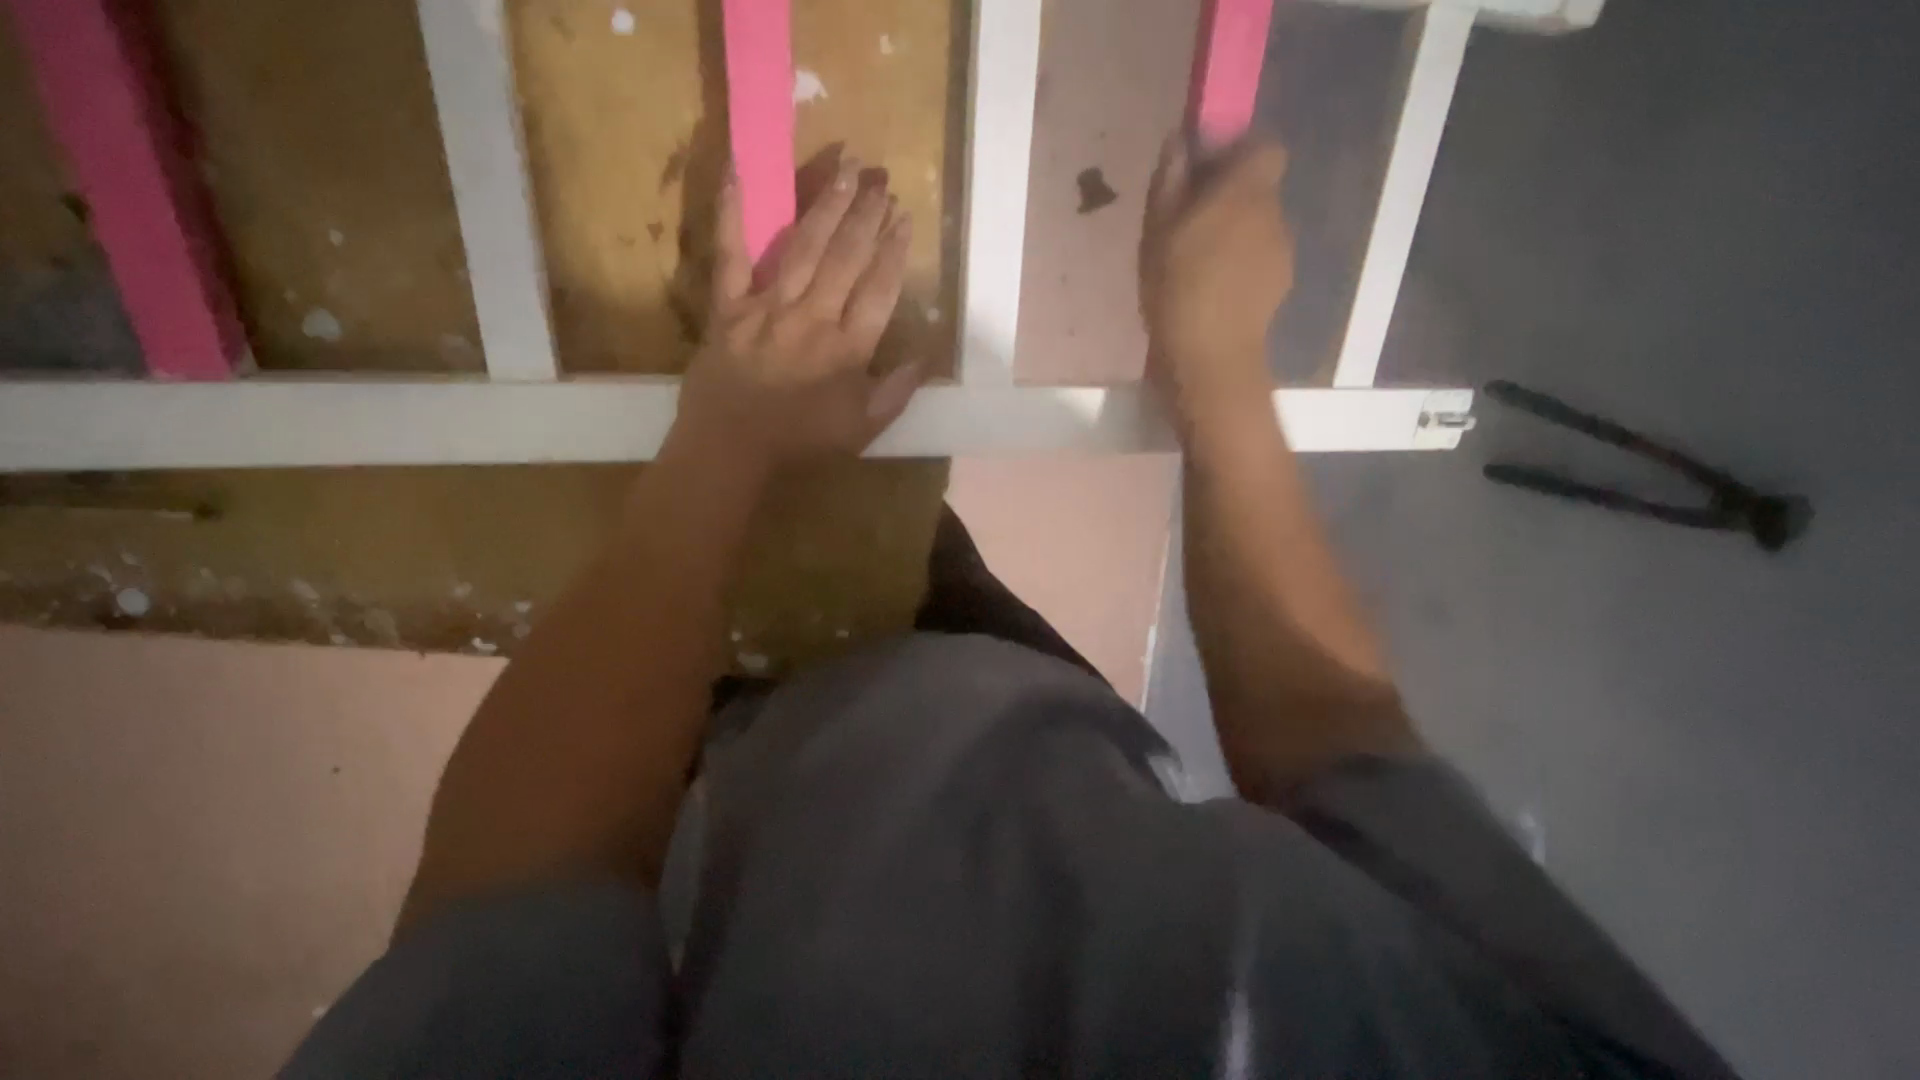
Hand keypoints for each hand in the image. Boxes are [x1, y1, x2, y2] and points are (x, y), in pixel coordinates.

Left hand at [673, 156, 925, 475]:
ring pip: (803, 247)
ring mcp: (769, 307)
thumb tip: (925, 359)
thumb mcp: (861, 430)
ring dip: (827, 205)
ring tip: (845, 168)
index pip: (879, 289)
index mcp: (847, 348)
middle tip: (881, 179)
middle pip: (846, 257)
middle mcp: (813, 317)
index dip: (894, 251)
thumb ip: (895, 393)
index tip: (905, 218)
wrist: (730, 449)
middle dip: (867, 216)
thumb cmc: (799, 442)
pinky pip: (730, 255)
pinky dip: (731, 214)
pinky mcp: (729, 306)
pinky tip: (738, 172)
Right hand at [1140, 134, 1293, 436]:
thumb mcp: (1157, 231)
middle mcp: (1273, 215)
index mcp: (1246, 192)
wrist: (1209, 361)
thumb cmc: (1177, 290)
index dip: (1236, 152)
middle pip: (1259, 187)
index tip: (1201, 171)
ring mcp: (1281, 253)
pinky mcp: (1277, 287)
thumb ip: (1171, 181)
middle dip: (1229, 194)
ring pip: (1259, 225)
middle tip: (1187, 218)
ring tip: (1194, 260)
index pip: (1264, 146)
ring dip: (1233, 231)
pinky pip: (1259, 258)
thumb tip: (1180, 140)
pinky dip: (1239, 263)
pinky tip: (1210, 288)